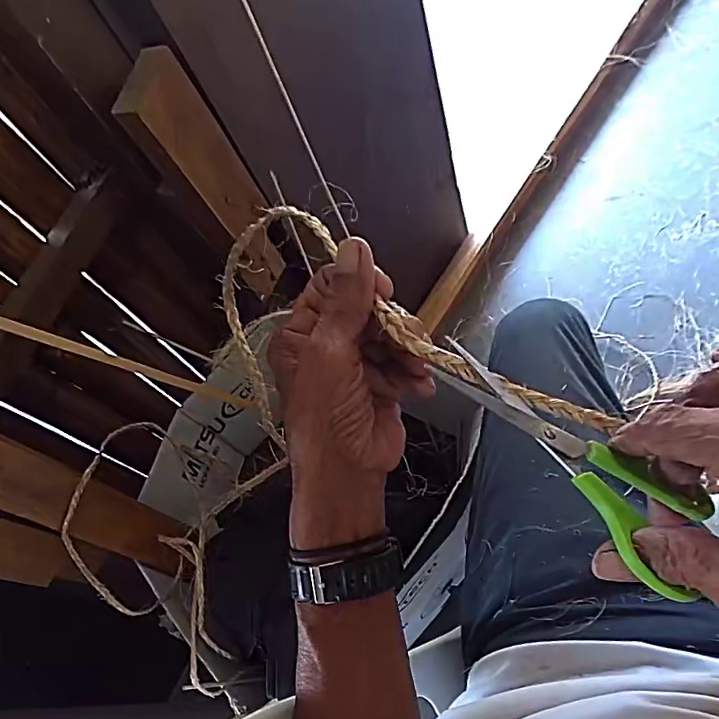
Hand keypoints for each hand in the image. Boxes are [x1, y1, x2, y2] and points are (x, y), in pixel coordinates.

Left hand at [269, 238, 433, 548]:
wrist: (348, 472)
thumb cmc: (326, 418)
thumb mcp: (331, 353)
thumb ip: (346, 301)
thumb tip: (355, 245)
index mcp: (301, 333)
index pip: (332, 286)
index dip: (360, 284)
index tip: (383, 294)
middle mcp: (326, 344)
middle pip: (368, 306)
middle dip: (390, 323)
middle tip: (401, 342)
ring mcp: (356, 363)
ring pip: (391, 331)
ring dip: (406, 350)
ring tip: (409, 372)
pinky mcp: (382, 382)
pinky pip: (404, 359)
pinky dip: (413, 371)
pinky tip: (417, 387)